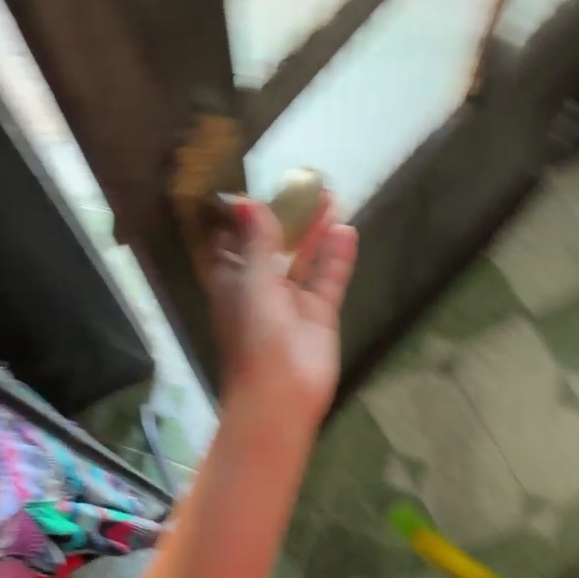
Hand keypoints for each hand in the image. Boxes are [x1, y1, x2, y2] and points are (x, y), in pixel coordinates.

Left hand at [202, 195, 358, 423]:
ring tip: (331, 196)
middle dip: (288, 217)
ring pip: (303, 260)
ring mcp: (290, 303)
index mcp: (231, 283)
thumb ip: (255, 241)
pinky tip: (347, 230)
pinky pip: (328, 279)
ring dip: (315, 231)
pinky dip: (337, 257)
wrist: (281, 394)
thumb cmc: (256, 336)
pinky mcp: (318, 315)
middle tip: (306, 183)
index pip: (233, 243)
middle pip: (273, 246)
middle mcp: (259, 289)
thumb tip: (245, 201)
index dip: (243, 217)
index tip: (257, 187)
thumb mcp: (251, 282)